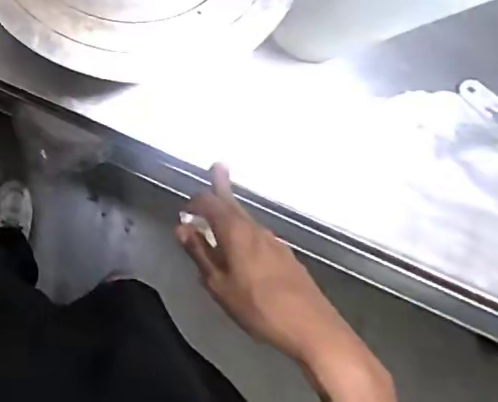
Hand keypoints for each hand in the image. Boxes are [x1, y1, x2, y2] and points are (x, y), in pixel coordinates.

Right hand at [178, 164, 393, 401]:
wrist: (315, 331)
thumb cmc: (259, 307)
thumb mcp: (219, 285)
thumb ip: (199, 253)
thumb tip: (182, 228)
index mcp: (234, 229)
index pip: (209, 201)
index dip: (194, 203)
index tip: (185, 211)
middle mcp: (254, 228)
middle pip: (232, 201)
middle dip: (222, 184)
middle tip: (217, 167)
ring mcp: (274, 242)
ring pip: (246, 219)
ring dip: (232, 213)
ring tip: (221, 220)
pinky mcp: (287, 258)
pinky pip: (258, 236)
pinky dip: (246, 233)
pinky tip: (245, 253)